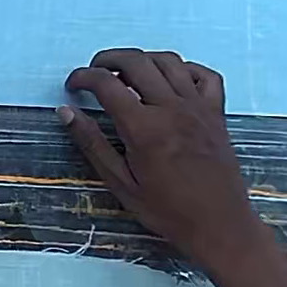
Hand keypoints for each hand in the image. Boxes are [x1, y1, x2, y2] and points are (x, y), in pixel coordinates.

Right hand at [58, 48, 269, 272]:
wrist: (221, 227)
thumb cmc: (167, 210)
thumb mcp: (120, 182)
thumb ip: (91, 143)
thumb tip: (65, 112)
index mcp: (144, 127)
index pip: (106, 83)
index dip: (83, 77)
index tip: (72, 86)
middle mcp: (172, 109)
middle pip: (136, 61)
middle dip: (107, 60)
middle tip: (93, 74)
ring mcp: (199, 108)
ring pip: (168, 61)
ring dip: (141, 59)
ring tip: (125, 74)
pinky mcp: (217, 114)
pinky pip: (205, 76)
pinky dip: (184, 70)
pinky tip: (169, 81)